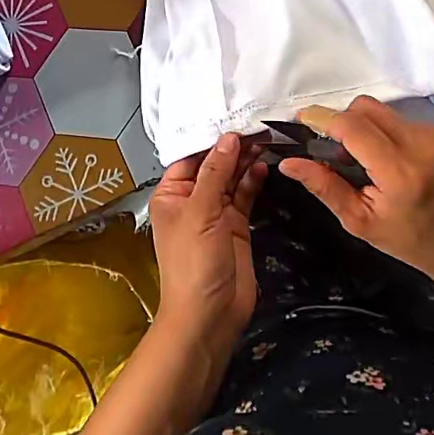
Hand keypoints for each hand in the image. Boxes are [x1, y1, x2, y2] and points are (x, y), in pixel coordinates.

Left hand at [147, 132, 267, 338]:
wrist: (210, 313)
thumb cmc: (192, 266)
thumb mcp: (200, 213)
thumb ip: (215, 174)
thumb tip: (227, 140)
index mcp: (170, 195)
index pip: (189, 158)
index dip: (210, 140)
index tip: (232, 121)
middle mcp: (190, 201)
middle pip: (212, 166)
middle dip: (231, 149)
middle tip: (255, 127)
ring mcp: (214, 214)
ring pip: (230, 179)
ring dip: (244, 162)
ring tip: (263, 140)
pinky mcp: (235, 226)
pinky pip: (243, 196)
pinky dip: (252, 182)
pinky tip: (262, 166)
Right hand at [277, 96, 433, 276]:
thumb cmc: (408, 239)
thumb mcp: (358, 220)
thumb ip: (323, 186)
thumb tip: (288, 163)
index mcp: (400, 172)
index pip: (352, 127)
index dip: (323, 119)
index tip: (302, 120)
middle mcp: (423, 146)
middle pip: (366, 108)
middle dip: (342, 122)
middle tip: (335, 149)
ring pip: (382, 111)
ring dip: (364, 127)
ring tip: (364, 159)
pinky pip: (400, 119)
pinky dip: (385, 133)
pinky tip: (388, 159)